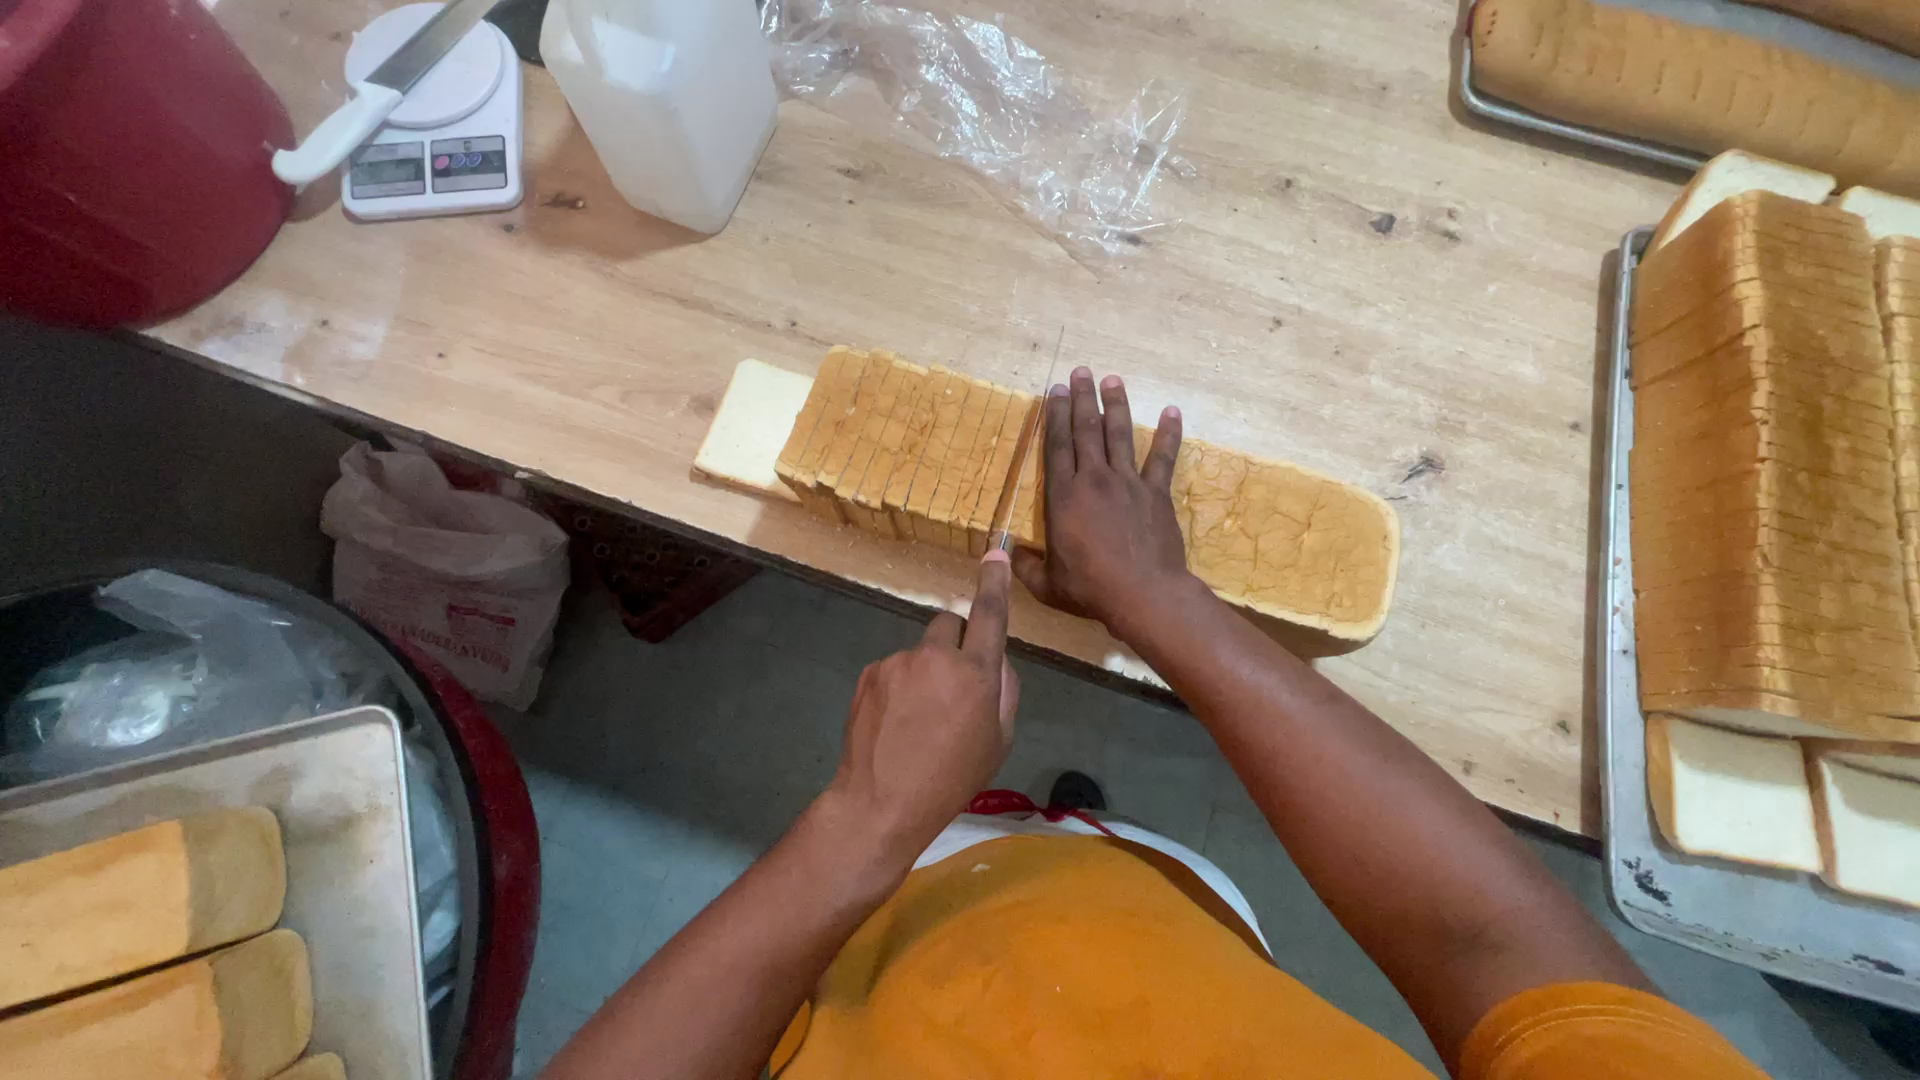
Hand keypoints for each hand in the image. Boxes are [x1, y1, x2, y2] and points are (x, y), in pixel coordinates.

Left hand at [823, 551, 1019, 867]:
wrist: (881, 803)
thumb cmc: (951, 780)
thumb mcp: (998, 742)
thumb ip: (1004, 691)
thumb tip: (996, 660)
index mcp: (975, 673)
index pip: (990, 616)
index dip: (995, 584)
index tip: (995, 554)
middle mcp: (935, 656)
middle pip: (949, 625)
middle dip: (954, 644)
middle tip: (951, 687)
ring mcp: (898, 662)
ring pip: (920, 652)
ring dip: (923, 672)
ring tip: (916, 720)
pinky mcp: (870, 672)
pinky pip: (893, 669)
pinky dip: (897, 687)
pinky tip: (893, 722)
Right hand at [1012, 368, 1198, 640]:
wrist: (1143, 593)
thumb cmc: (1090, 589)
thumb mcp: (1047, 585)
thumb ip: (1025, 566)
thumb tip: (1006, 555)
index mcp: (1063, 497)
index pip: (1056, 446)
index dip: (1054, 416)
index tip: (1055, 390)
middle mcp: (1093, 479)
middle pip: (1086, 430)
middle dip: (1082, 398)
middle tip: (1081, 371)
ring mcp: (1128, 483)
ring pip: (1120, 435)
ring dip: (1116, 405)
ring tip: (1113, 380)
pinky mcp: (1156, 493)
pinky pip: (1163, 458)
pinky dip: (1169, 433)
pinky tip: (1172, 411)